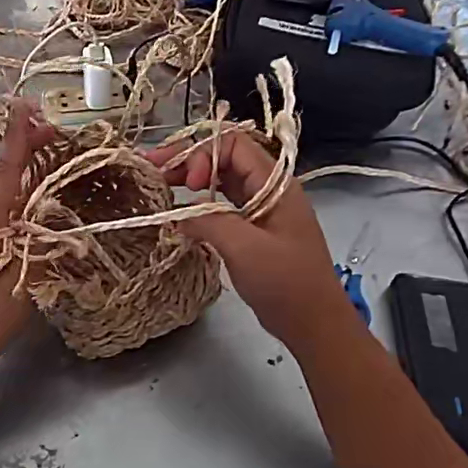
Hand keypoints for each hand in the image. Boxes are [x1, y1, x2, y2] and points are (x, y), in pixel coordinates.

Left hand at [0, 100, 58, 409]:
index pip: (7, 167)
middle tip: (54, 130)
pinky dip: (20, 192)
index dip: (19, 136)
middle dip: (25, 147)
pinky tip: (38, 199)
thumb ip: (47, 244)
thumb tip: (69, 218)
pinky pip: (1, 207)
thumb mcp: (26, 280)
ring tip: (50, 156)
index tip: (29, 105)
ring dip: (22, 168)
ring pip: (0, 189)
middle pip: (2, 172)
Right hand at [145, 131, 353, 353]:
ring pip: (222, 181)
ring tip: (160, 184)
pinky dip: (200, 204)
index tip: (187, 183)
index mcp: (275, 184)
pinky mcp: (254, 230)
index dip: (204, 155)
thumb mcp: (245, 248)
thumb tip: (178, 214)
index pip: (234, 145)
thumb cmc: (286, 283)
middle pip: (225, 159)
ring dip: (191, 180)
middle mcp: (269, 189)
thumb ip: (209, 222)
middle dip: (189, 160)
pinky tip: (180, 213)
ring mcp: (262, 210)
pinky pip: (223, 205)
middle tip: (153, 169)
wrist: (314, 322)